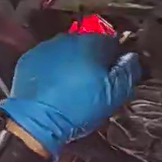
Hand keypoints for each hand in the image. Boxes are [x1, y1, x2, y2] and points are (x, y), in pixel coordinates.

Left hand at [0, 33, 140, 155]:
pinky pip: (48, 58)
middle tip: (95, 81)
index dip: (116, 57)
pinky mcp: (29, 59)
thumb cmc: (79, 107)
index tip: (115, 72)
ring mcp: (45, 47)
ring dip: (73, 61)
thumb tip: (132, 58)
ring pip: (67, 49)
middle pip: (88, 43)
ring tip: (73, 84)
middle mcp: (68, 39)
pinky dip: (54, 67)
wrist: (36, 122)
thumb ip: (127, 72)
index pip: (112, 41)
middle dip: (93, 58)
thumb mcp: (113, 95)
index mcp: (92, 44)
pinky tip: (55, 85)